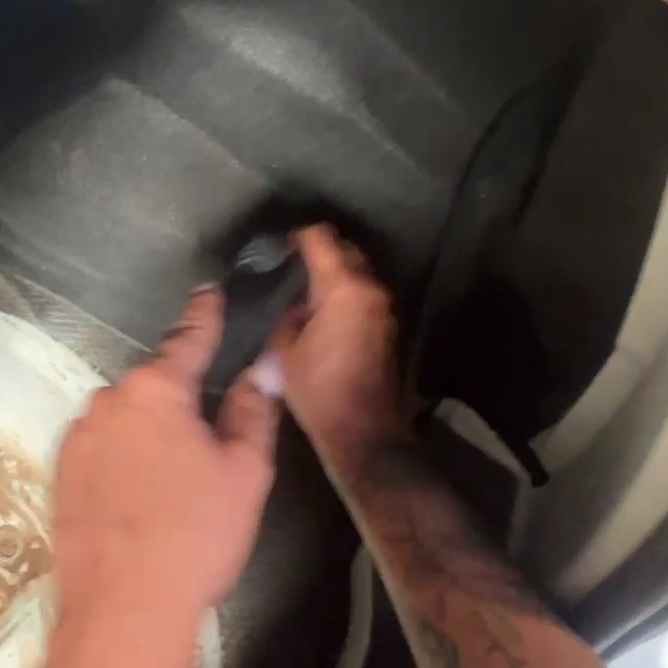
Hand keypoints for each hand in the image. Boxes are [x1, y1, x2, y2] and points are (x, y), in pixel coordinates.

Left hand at [51, 287, 281, 627]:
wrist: (121, 608)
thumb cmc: (194, 534)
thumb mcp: (244, 472)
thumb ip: (253, 410)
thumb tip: (263, 367)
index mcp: (154, 389)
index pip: (188, 338)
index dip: (205, 315)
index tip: (210, 291)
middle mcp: (107, 399)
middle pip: (154, 384)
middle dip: (179, 397)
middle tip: (207, 437)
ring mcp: (77, 435)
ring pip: (125, 417)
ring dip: (148, 430)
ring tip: (171, 479)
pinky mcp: (60, 470)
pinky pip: (101, 446)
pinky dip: (122, 455)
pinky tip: (137, 495)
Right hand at [268, 224, 407, 472]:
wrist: (363, 430)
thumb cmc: (319, 389)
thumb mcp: (284, 352)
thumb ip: (287, 319)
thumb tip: (296, 309)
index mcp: (341, 289)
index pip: (321, 240)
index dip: (299, 237)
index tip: (281, 245)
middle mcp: (369, 290)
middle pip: (345, 252)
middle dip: (319, 252)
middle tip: (291, 266)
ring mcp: (383, 309)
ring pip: (356, 275)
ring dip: (334, 276)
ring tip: (303, 291)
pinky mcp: (387, 328)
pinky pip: (362, 297)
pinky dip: (343, 295)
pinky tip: (321, 314)